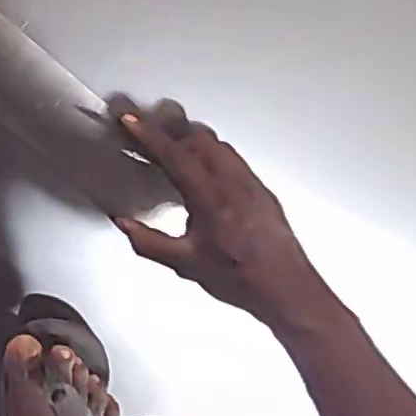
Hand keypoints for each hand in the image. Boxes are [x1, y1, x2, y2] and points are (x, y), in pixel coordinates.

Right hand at [114, 108, 345, 335]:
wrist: (290, 294)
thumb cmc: (244, 280)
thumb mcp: (187, 265)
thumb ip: (148, 243)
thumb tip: (124, 224)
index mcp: (212, 199)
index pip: (175, 155)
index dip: (149, 135)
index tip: (131, 121)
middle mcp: (235, 185)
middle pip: (198, 140)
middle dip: (170, 137)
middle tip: (149, 142)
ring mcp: (252, 185)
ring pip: (219, 146)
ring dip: (193, 145)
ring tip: (175, 156)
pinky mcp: (263, 191)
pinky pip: (234, 159)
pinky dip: (213, 157)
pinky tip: (206, 176)